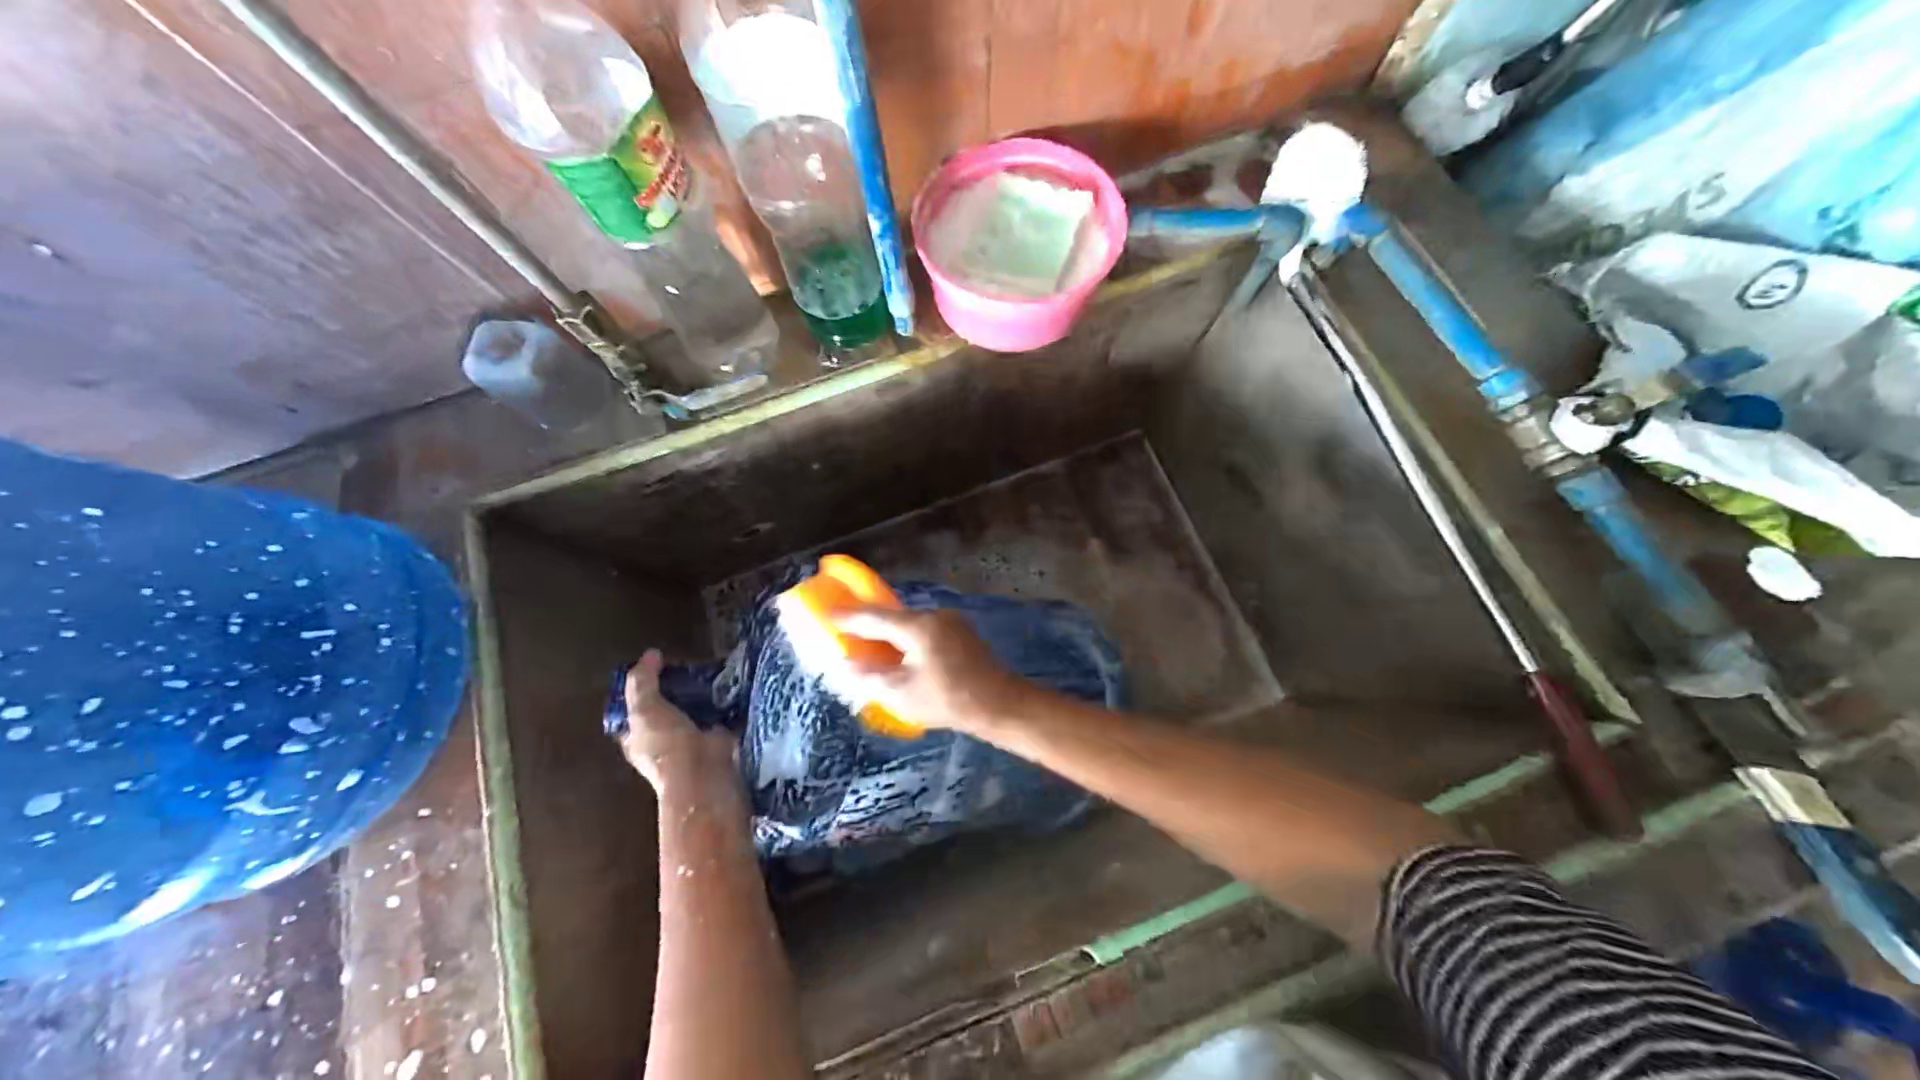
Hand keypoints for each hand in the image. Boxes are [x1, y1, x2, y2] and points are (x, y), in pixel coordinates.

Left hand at [618, 650, 736, 789]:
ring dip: (703, 693)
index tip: (656, 665)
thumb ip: (643, 681)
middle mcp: (662, 740)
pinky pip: (720, 714)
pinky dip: (726, 701)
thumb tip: (651, 654)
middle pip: (666, 707)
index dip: (642, 688)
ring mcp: (691, 739)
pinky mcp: (718, 737)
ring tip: (712, 667)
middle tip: (689, 663)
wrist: (704, 773)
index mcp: (638, 737)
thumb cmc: (666, 745)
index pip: (634, 710)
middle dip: (677, 688)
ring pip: (694, 709)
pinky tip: (732, 681)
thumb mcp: (644, 709)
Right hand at [825, 606, 1036, 733]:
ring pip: (912, 624)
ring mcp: (952, 622)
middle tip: (848, 634)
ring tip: (874, 649)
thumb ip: (871, 676)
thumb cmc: (948, 700)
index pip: (875, 617)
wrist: (1000, 704)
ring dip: (893, 635)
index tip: (828, 614)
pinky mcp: (962, 633)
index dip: (849, 617)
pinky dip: (910, 640)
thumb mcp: (902, 693)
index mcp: (918, 626)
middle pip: (894, 617)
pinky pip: (926, 631)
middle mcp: (935, 616)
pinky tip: (905, 656)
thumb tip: (846, 664)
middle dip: (871, 626)